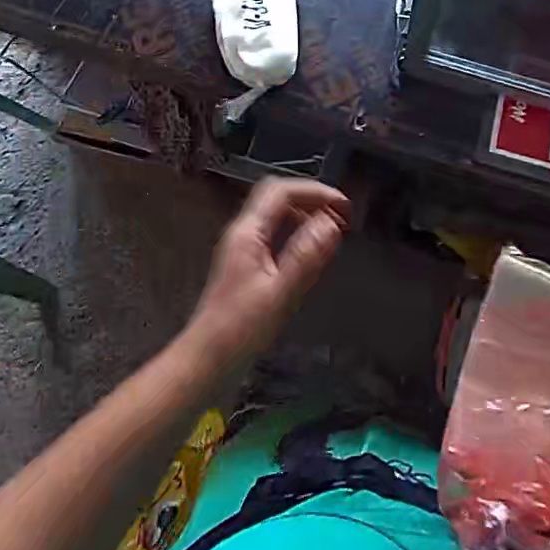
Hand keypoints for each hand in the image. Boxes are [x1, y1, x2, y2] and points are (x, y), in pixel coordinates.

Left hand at [183, 177, 349, 370]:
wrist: (207, 358)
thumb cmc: (237, 331)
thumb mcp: (279, 294)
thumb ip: (306, 258)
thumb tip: (330, 225)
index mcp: (246, 234)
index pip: (281, 191)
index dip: (315, 191)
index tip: (341, 205)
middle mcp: (242, 235)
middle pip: (278, 197)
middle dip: (312, 199)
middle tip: (341, 214)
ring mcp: (242, 248)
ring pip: (276, 215)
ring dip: (306, 214)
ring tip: (332, 228)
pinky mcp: (247, 263)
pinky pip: (275, 234)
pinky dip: (297, 233)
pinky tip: (311, 251)